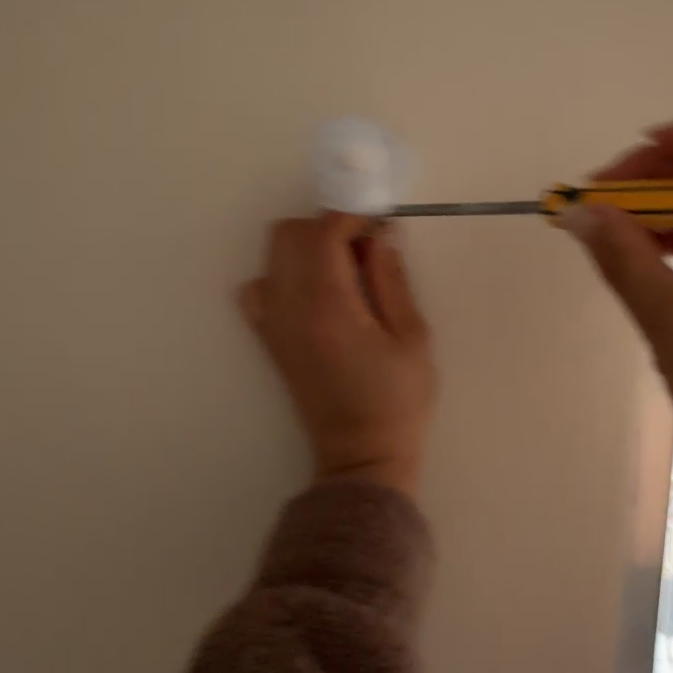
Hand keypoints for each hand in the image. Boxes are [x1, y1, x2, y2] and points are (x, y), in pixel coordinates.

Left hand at [239, 214, 434, 495]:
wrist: (362, 455)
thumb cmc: (398, 399)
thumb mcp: (413, 336)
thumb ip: (393, 280)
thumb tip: (381, 234)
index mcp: (329, 306)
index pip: (324, 232)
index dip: (353, 217)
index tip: (381, 226)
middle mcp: (290, 307)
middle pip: (289, 234)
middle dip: (328, 227)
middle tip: (365, 249)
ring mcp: (273, 322)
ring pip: (272, 254)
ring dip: (306, 247)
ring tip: (343, 271)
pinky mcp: (268, 337)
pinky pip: (259, 286)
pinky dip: (283, 274)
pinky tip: (314, 292)